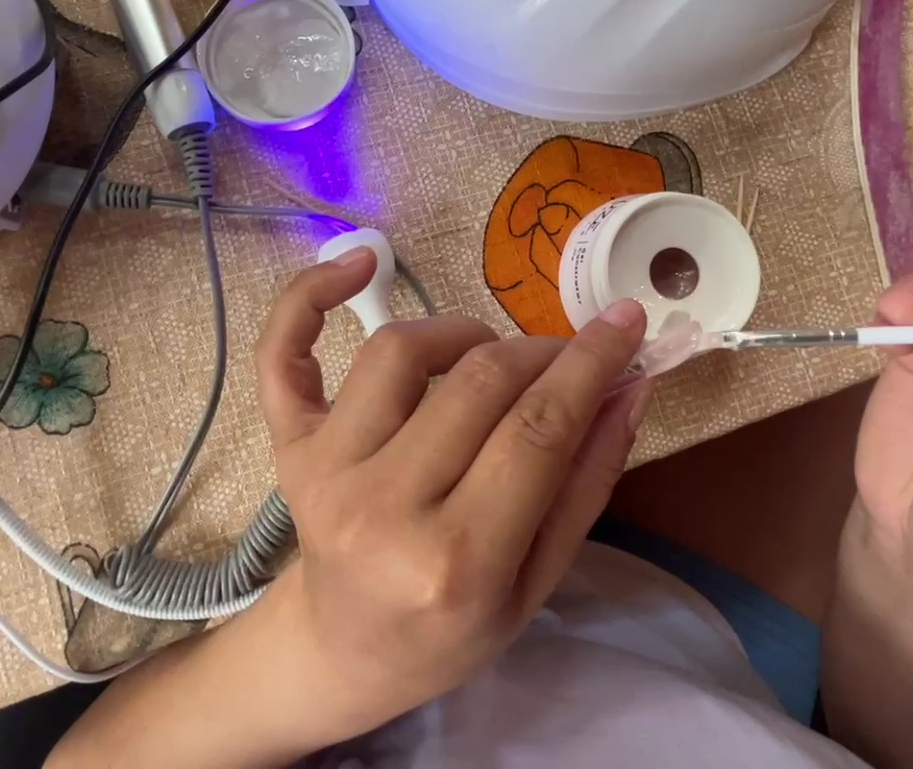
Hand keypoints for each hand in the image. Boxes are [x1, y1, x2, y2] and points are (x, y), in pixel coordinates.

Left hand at [249, 249, 649, 742]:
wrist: (345, 649)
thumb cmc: (450, 630)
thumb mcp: (538, 582)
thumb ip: (587, 482)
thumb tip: (629, 384)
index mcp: (457, 561)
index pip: (538, 429)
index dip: (591, 363)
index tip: (626, 320)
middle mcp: (382, 507)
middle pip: (479, 381)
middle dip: (542, 351)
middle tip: (566, 356)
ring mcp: (323, 470)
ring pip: (401, 349)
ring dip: (463, 332)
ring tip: (488, 355)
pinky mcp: (287, 446)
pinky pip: (283, 354)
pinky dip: (309, 298)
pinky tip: (356, 262)